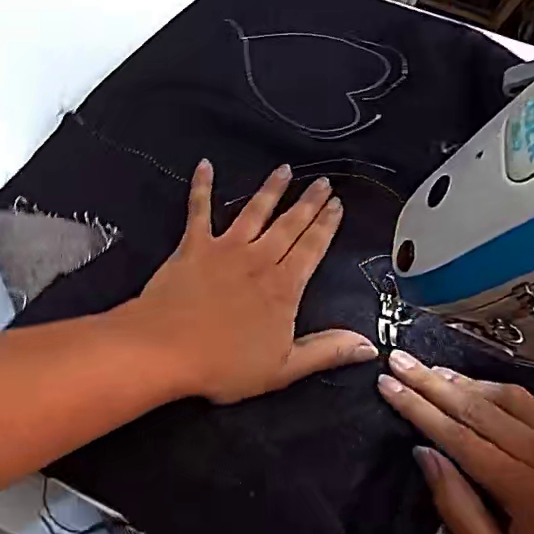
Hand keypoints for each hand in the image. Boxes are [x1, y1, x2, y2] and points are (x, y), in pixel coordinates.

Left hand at [131, 162, 376, 403]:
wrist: (165, 351)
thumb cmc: (224, 364)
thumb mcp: (284, 368)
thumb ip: (327, 351)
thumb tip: (368, 345)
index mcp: (283, 286)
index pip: (312, 248)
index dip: (327, 225)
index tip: (337, 205)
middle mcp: (259, 259)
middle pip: (290, 224)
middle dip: (309, 202)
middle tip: (323, 182)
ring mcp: (225, 248)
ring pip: (255, 211)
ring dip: (271, 189)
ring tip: (285, 170)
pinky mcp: (194, 245)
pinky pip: (199, 210)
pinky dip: (202, 186)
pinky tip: (205, 166)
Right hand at [378, 351, 533, 533]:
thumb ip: (461, 513)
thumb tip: (426, 457)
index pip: (463, 438)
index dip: (420, 408)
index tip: (391, 385)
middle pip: (483, 410)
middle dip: (434, 383)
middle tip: (402, 361)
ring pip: (513, 400)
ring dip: (468, 382)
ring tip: (433, 371)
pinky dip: (507, 393)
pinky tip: (486, 388)